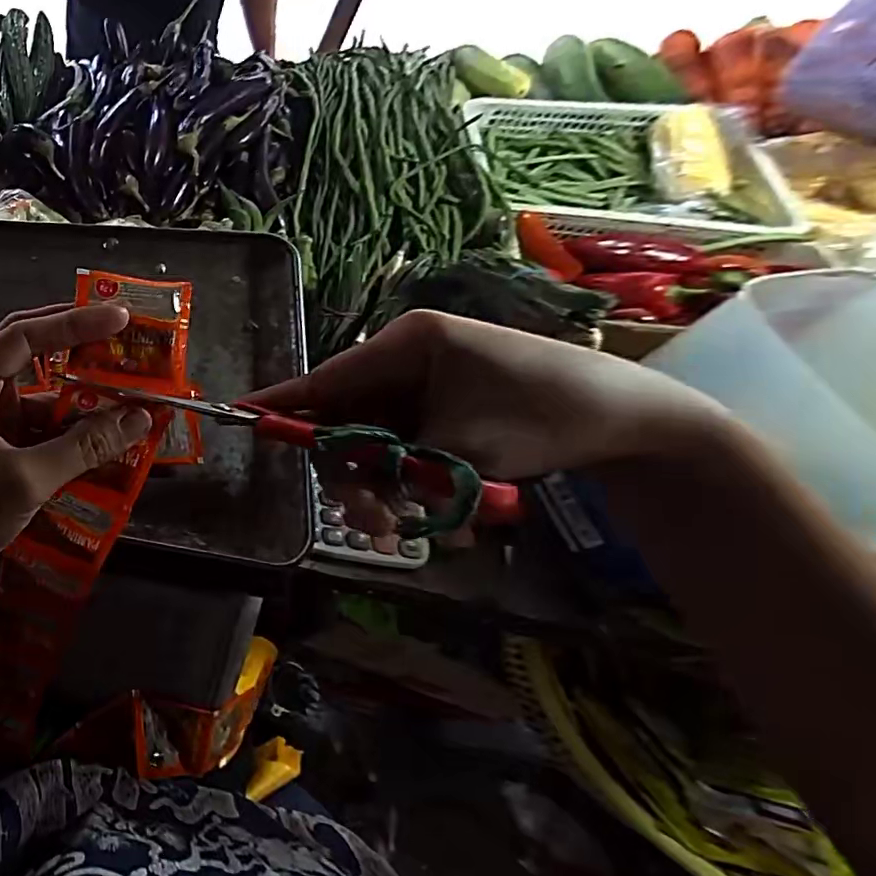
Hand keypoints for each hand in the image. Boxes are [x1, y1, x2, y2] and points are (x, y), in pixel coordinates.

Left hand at [0, 304, 153, 581]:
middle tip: (127, 340)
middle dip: (79, 348)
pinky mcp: (1, 448)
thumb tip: (138, 418)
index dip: (72, 322)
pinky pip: (44, 428)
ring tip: (131, 394)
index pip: (21, 338)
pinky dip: (76, 431)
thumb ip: (83, 446)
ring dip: (85, 398)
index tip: (119, 317)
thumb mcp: (25, 480)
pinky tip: (110, 437)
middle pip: (32, 355)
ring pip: (43, 396)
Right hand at [243, 311, 727, 480]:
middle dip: (352, 473)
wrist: (635, 424)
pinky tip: (437, 515)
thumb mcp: (459, 446)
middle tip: (370, 522)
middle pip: (347, 418)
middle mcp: (406, 361)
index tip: (239, 415)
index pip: (326, 376)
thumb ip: (388, 459)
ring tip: (405, 531)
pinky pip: (403, 448)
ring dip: (384, 488)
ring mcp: (422, 385)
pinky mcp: (440, 410)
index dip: (282, 402)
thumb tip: (330, 471)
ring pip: (374, 440)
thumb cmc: (546, 417)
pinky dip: (411, 483)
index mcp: (406, 344)